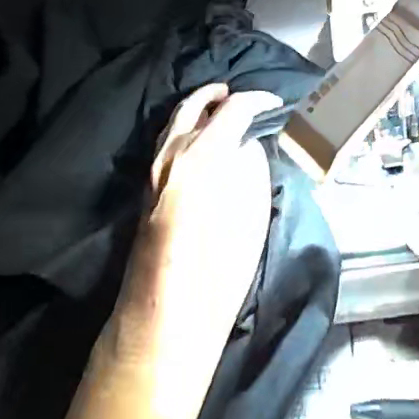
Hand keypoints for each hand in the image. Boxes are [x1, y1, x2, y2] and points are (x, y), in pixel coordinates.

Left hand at [52, 84, 279, 418]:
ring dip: (200, 109)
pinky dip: (186, 128)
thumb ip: (250, 175)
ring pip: (176, 120)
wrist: (160, 322)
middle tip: (245, 98)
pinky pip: (167, 140)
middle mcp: (170, 154)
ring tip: (223, 110)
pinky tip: (202, 140)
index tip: (274, 103)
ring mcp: (153, 168)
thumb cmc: (213, 282)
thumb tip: (249, 146)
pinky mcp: (145, 185)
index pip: (231, 112)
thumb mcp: (249, 225)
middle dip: (221, 96)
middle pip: (195, 106)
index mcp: (198, 160)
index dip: (256, 101)